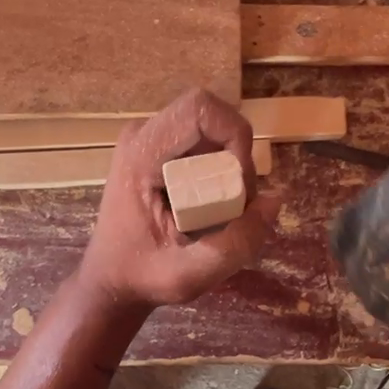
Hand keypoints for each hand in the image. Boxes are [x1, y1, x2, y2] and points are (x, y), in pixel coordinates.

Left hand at [78, 89, 278, 308]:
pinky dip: (224, 174)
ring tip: (223, 214)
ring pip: (217, 133)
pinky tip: (213, 209)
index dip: (234, 139)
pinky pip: (210, 146)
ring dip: (234, 171)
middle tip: (235, 208)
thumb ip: (235, 243)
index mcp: (140, 155)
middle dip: (239, 162)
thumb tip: (275, 198)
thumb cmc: (143, 277)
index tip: (238, 186)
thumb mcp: (190, 275)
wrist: (113, 279)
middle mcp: (144, 135)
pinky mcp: (164, 150)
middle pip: (215, 120)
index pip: (200, 109)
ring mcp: (153, 139)